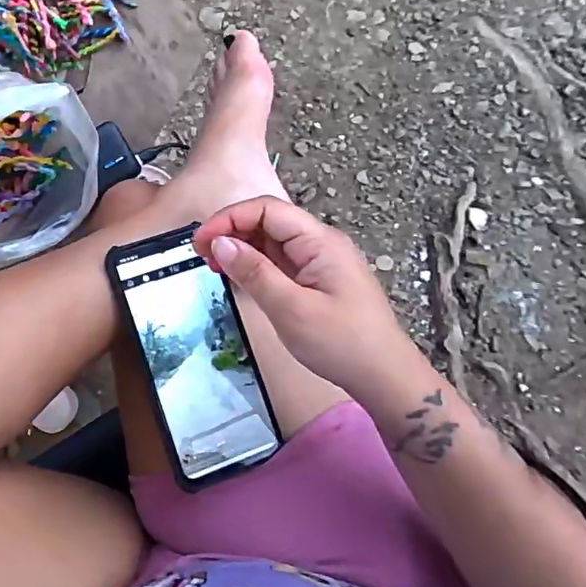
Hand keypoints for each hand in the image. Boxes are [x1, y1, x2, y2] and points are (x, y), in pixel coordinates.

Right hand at [193, 196, 406, 395]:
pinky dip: (254, 265)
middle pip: (268, 221)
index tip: (201, 242)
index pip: (267, 209)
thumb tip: (219, 243)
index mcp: (319, 242)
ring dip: (240, 248)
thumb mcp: (291, 308)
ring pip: (271, 241)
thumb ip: (254, 272)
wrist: (384, 377)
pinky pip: (278, 261)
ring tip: (214, 266)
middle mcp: (319, 244)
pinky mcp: (315, 280)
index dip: (229, 218)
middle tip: (201, 255)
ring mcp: (318, 262)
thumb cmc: (342, 343)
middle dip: (231, 231)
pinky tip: (238, 277)